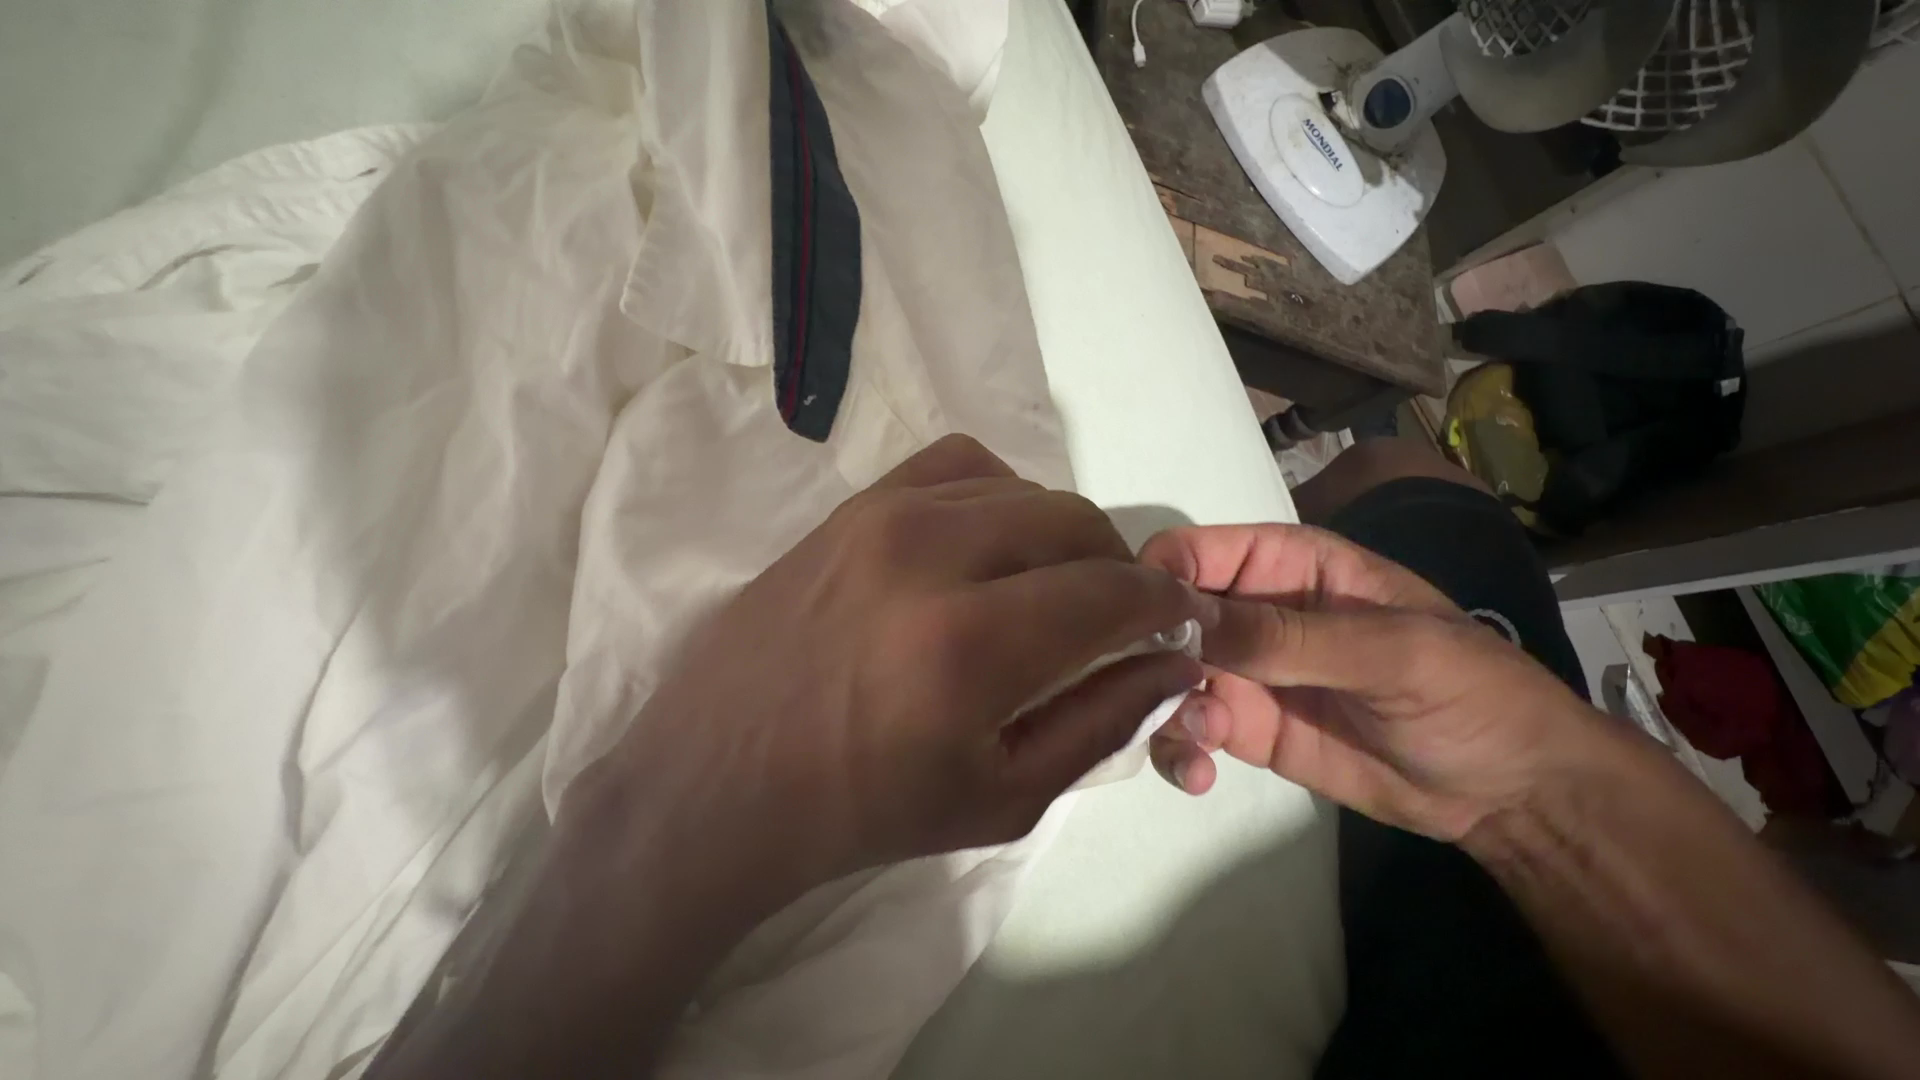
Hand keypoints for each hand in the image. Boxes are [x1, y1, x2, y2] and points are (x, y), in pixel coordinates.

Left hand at [568, 435, 1203, 901]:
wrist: (720, 780)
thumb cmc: (863, 809)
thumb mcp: (1003, 798)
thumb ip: (1102, 724)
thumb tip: (1171, 665)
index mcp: (969, 646)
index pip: (1111, 592)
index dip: (1162, 606)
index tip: (1174, 623)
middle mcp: (928, 555)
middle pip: (1075, 522)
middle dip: (1117, 568)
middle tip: (1113, 617)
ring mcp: (881, 515)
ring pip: (1022, 487)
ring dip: (1059, 534)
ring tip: (1048, 585)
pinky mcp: (849, 506)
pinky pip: (957, 464)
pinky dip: (997, 495)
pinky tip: (985, 546)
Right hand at [1141, 524, 1610, 841]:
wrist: (1508, 791)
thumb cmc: (1469, 693)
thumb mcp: (1390, 652)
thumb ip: (1288, 636)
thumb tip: (1183, 621)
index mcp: (1286, 563)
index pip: (1194, 552)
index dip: (1158, 582)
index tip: (1143, 631)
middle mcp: (1250, 611)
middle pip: (1163, 616)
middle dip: (1145, 655)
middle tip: (1153, 697)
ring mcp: (1242, 673)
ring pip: (1161, 676)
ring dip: (1159, 707)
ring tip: (1201, 743)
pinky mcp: (1242, 729)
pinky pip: (1184, 730)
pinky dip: (1175, 749)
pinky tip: (1200, 776)